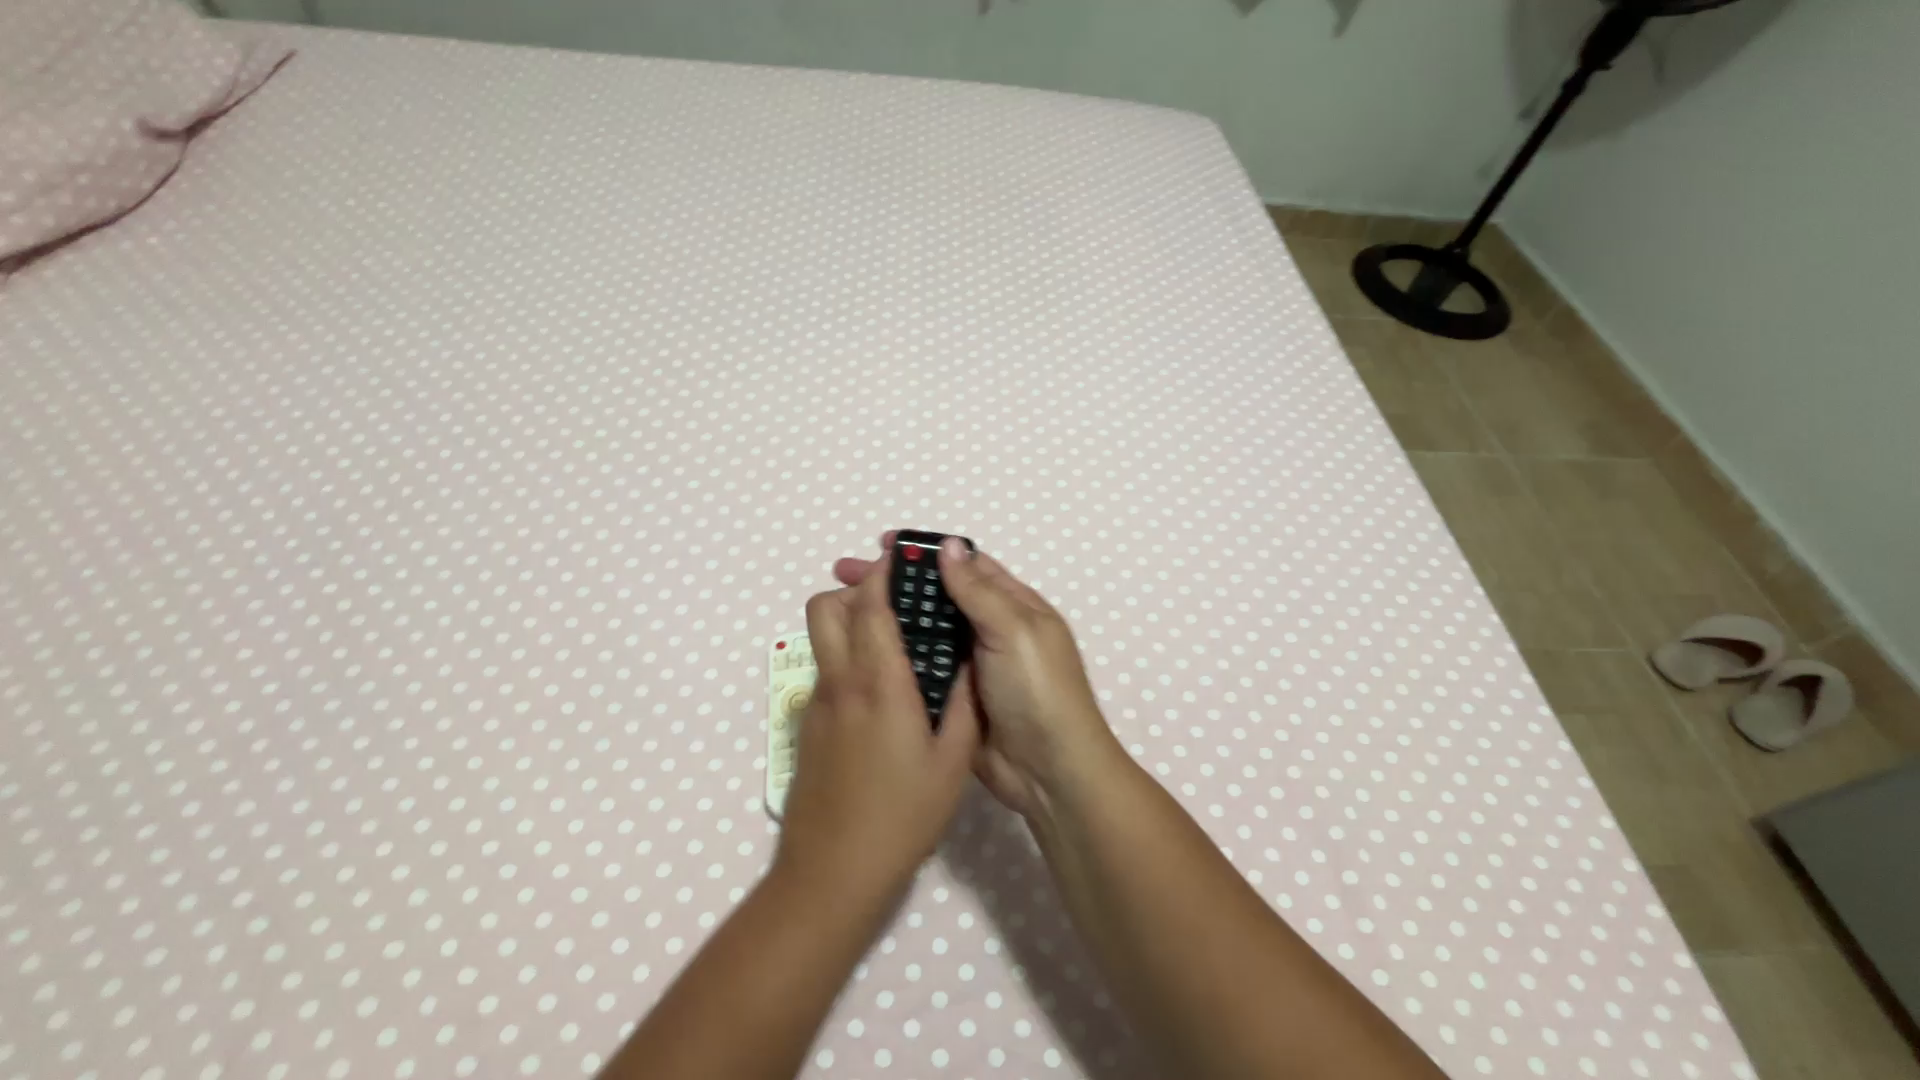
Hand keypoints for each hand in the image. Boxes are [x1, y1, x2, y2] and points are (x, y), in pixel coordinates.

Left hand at [775, 549, 981, 898]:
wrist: (832, 872)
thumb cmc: (903, 816)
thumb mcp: (952, 762)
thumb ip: (963, 705)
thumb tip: (969, 661)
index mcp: (879, 683)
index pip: (872, 605)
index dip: (885, 572)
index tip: (903, 556)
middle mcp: (840, 684)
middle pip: (826, 608)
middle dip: (856, 591)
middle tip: (896, 606)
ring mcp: (816, 707)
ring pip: (821, 640)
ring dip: (848, 625)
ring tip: (893, 648)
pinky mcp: (806, 730)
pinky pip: (824, 674)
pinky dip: (846, 662)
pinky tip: (881, 699)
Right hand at [832, 535, 1122, 819]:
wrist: (1049, 771)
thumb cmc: (1039, 691)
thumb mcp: (1014, 631)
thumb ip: (979, 591)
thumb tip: (949, 546)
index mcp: (1012, 605)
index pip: (964, 566)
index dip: (924, 553)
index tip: (881, 546)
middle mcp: (990, 630)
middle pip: (937, 596)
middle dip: (894, 582)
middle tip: (844, 574)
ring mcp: (970, 665)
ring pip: (923, 631)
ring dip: (887, 616)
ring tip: (842, 608)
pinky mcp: (952, 697)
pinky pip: (918, 668)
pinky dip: (892, 655)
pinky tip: (858, 651)